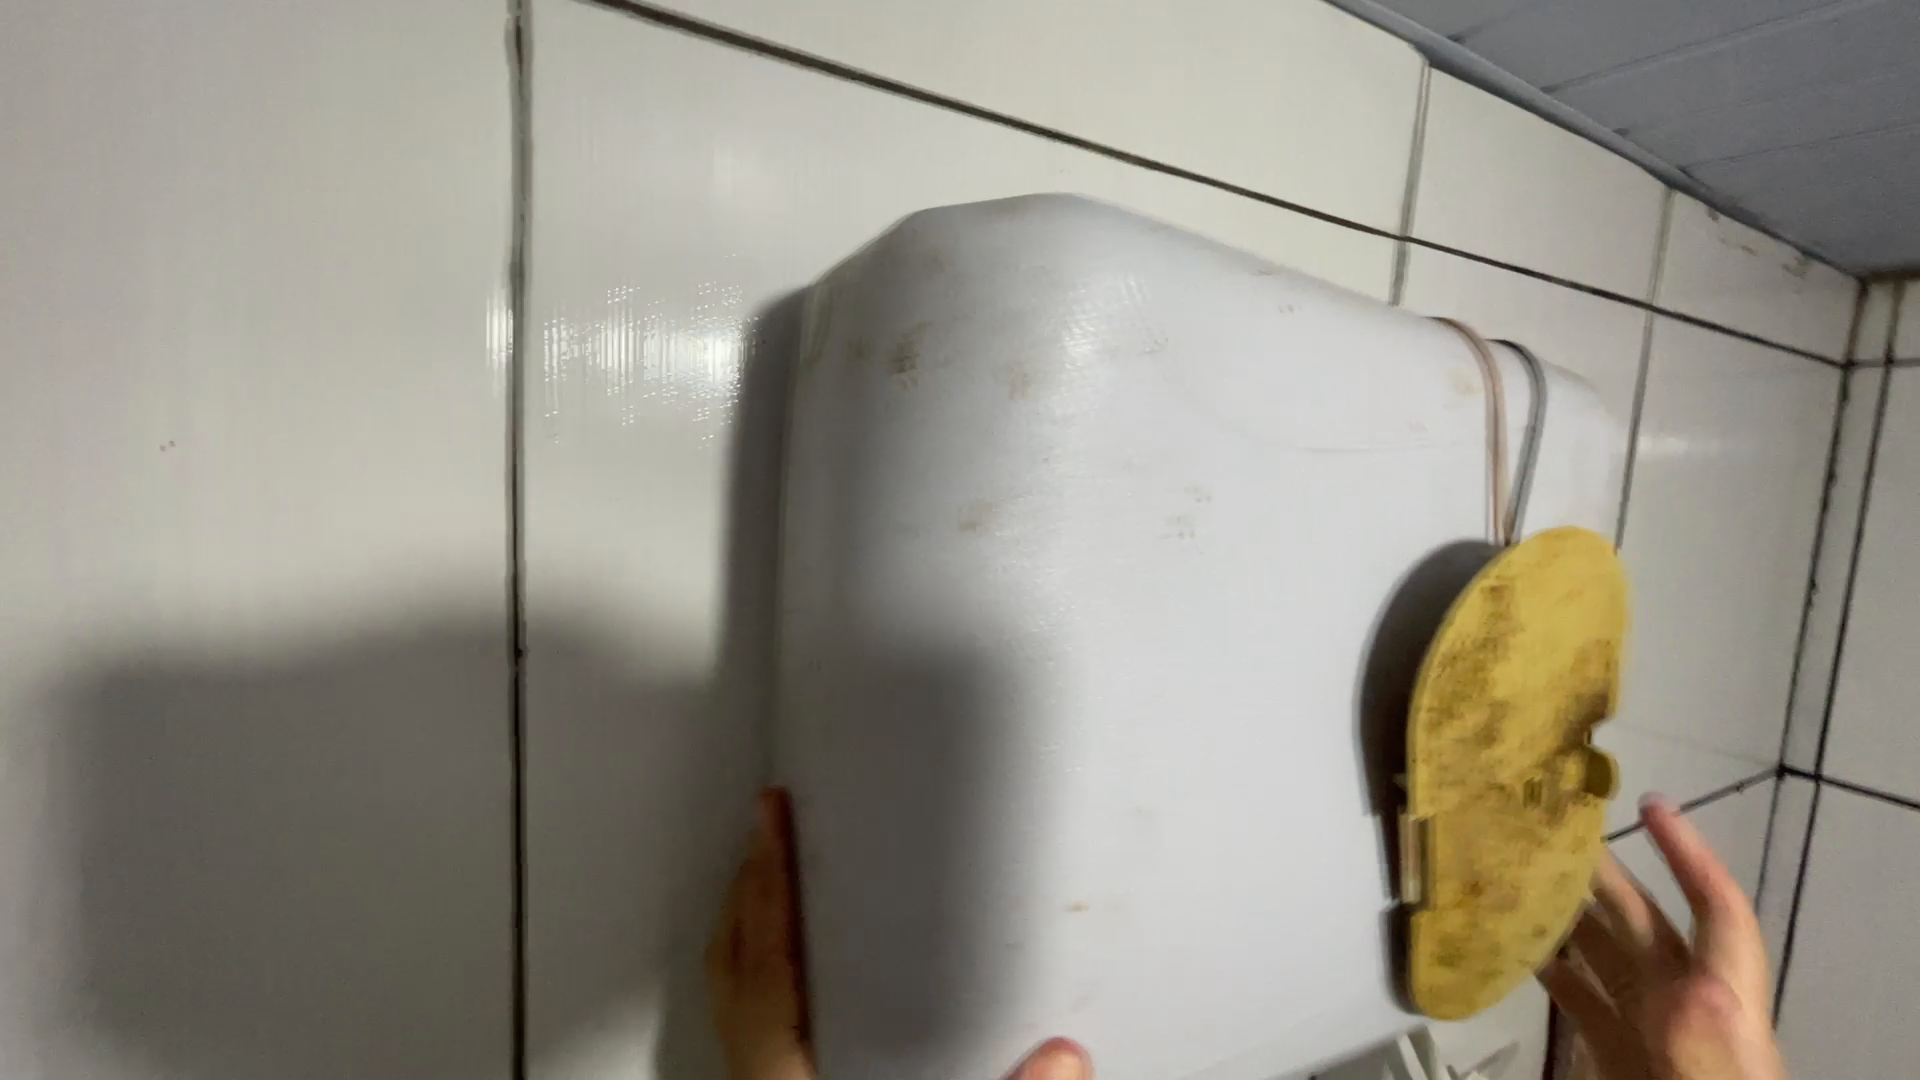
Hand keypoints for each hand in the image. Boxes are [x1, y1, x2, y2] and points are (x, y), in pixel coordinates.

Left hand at [707, 788, 1093, 1079]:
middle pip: (737, 961)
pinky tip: (771, 957)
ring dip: (740, 919)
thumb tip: (1068, 1057)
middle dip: (751, 881)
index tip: (773, 817)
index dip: (772, 877)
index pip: (774, 958)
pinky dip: (745, 963)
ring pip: (726, 986)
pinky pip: (738, 1014)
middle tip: (766, 822)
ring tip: (760, 869)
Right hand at [1539, 796, 1784, 1079]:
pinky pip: (1575, 991)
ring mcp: (1647, 1025)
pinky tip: (1508, 941)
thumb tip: (1693, 982)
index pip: (1718, 913)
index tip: (1649, 804)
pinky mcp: (1612, 1048)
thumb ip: (1707, 1045)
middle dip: (1597, 869)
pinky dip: (1542, 961)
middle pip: (1643, 919)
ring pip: (1600, 948)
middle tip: (1544, 825)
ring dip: (1560, 909)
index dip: (1691, 856)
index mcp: (1719, 1005)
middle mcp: (1684, 1002)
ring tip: (1512, 872)